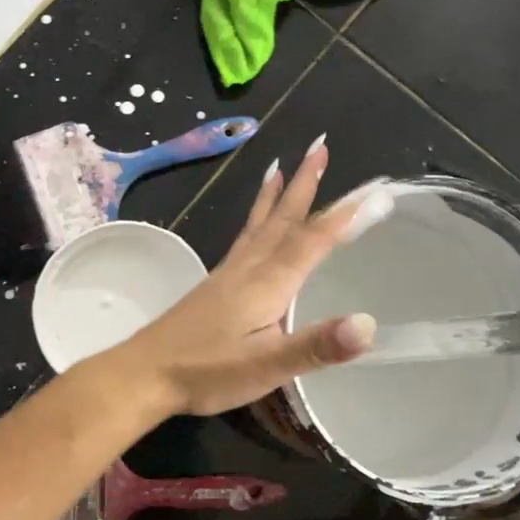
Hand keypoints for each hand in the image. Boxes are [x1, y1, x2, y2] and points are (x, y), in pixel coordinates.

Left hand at [100, 138, 392, 416]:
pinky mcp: (214, 286)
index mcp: (268, 284)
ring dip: (276, 195)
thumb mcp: (267, 366)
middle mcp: (249, 269)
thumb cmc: (207, 372)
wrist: (144, 374)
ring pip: (259, 225)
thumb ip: (316, 346)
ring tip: (282, 166)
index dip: (346, 216)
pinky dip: (255, 220)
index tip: (375, 189)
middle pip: (283, 219)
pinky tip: (253, 227)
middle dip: (305, 183)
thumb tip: (369, 324)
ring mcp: (228, 275)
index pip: (313, 241)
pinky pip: (243, 239)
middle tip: (320, 146)